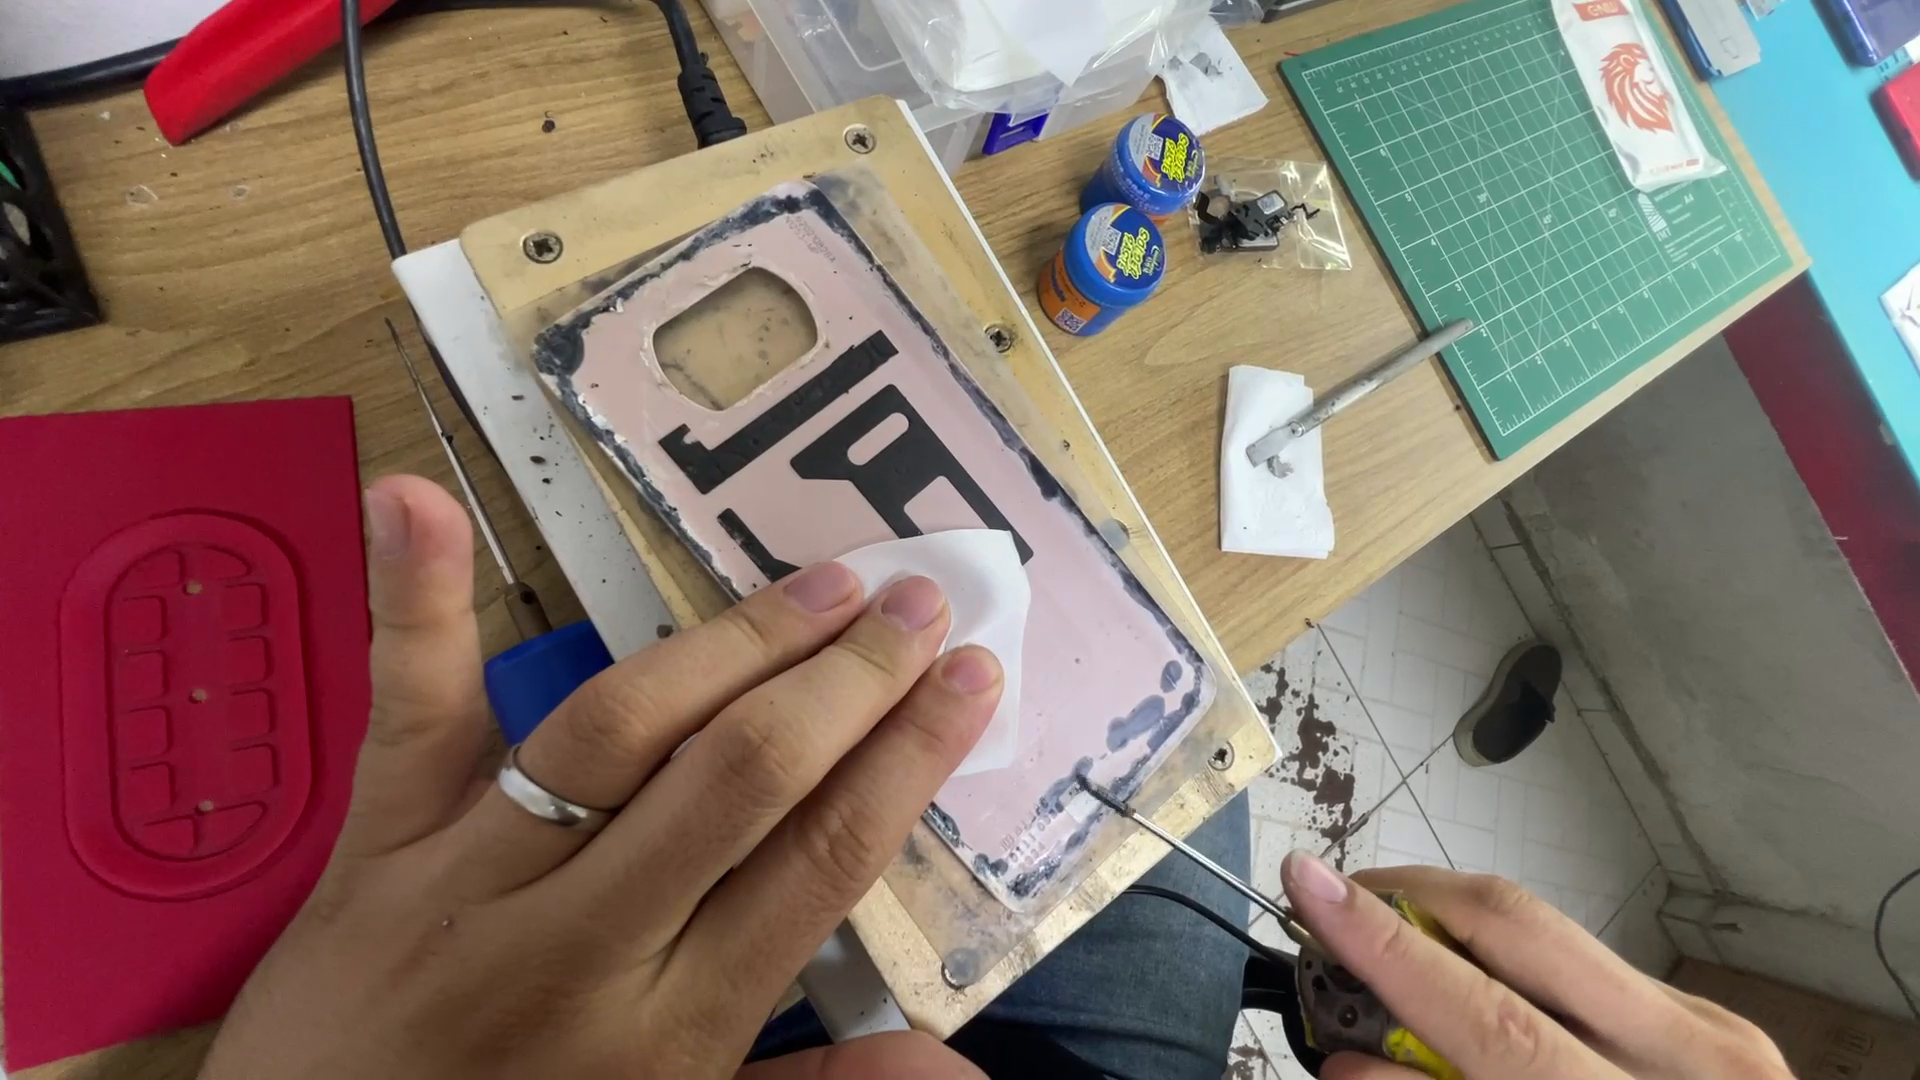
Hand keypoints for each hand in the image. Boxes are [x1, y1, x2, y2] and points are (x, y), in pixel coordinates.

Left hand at [200, 475, 1001, 1079]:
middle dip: (848, 679)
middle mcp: (581, 940)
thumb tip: (961, 1074)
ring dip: (739, 642)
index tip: (972, 672)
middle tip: (918, 603)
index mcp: (676, 1026)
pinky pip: (411, 706)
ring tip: (829, 584)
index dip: (910, 753)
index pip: (824, 856)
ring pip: (622, 726)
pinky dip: (417, 598)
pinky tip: (416, 497)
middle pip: (742, 774)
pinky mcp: (378, 832)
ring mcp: (469, 871)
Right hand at [1278, 855, 1790, 1078]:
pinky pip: (1549, 937)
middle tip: (1329, 899)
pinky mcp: (1698, 1009)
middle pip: (1510, 920)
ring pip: (1525, 913)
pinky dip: (1475, 936)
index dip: (1384, 946)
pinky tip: (1448, 963)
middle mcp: (1695, 1062)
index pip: (1492, 1019)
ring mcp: (1706, 1026)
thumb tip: (1339, 1061)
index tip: (1302, 878)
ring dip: (1430, 910)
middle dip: (1400, 894)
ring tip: (1375, 930)